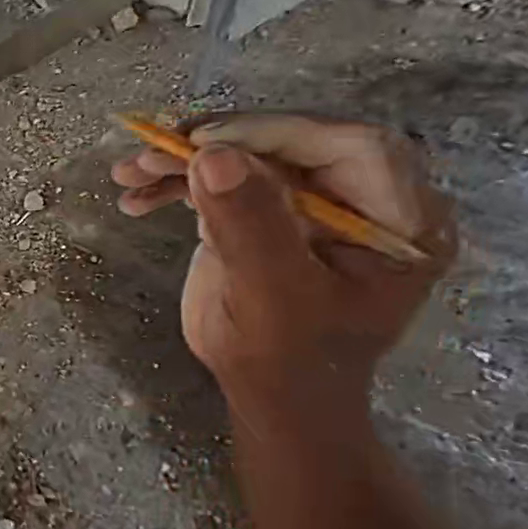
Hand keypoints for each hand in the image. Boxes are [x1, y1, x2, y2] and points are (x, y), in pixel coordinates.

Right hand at [111, 114, 454, 404]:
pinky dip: (175, 185)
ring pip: (248, 156)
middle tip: (152, 153)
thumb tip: (211, 155)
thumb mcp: (272, 296)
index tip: (204, 145)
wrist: (268, 394)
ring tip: (129, 174)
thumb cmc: (286, 359)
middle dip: (216, 143)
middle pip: (289, 143)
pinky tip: (135, 198)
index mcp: (398, 218)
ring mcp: (308, 203)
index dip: (277, 134)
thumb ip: (249, 226)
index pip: (350, 146)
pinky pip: (222, 180)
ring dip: (182, 161)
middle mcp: (359, 199)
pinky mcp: (265, 212)